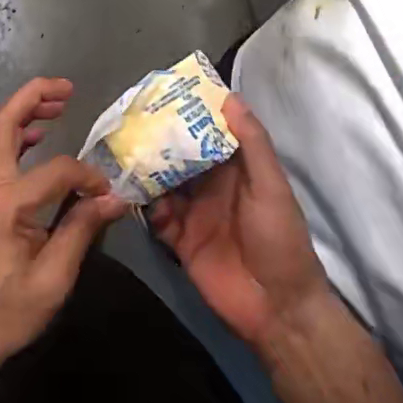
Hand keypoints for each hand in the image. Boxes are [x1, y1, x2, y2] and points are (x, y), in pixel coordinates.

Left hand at [0, 78, 126, 380]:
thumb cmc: (9, 309)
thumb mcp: (54, 277)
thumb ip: (82, 229)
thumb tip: (114, 197)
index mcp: (9, 203)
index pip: (58, 170)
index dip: (88, 178)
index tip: (107, 196)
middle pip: (7, 122)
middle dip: (35, 97)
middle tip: (68, 89)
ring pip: (3, 131)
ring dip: (29, 108)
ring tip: (60, 100)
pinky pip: (3, 150)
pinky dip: (22, 132)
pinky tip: (41, 134)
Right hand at [148, 94, 332, 347]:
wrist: (277, 309)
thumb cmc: (280, 238)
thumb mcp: (271, 185)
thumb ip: (252, 142)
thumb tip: (229, 96)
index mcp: (234, 168)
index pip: (207, 131)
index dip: (187, 113)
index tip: (162, 93)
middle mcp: (210, 184)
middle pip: (179, 155)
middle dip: (158, 139)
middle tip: (130, 121)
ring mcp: (193, 211)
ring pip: (163, 182)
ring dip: (146, 169)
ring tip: (122, 152)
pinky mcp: (179, 239)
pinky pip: (155, 216)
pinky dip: (144, 205)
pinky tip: (131, 193)